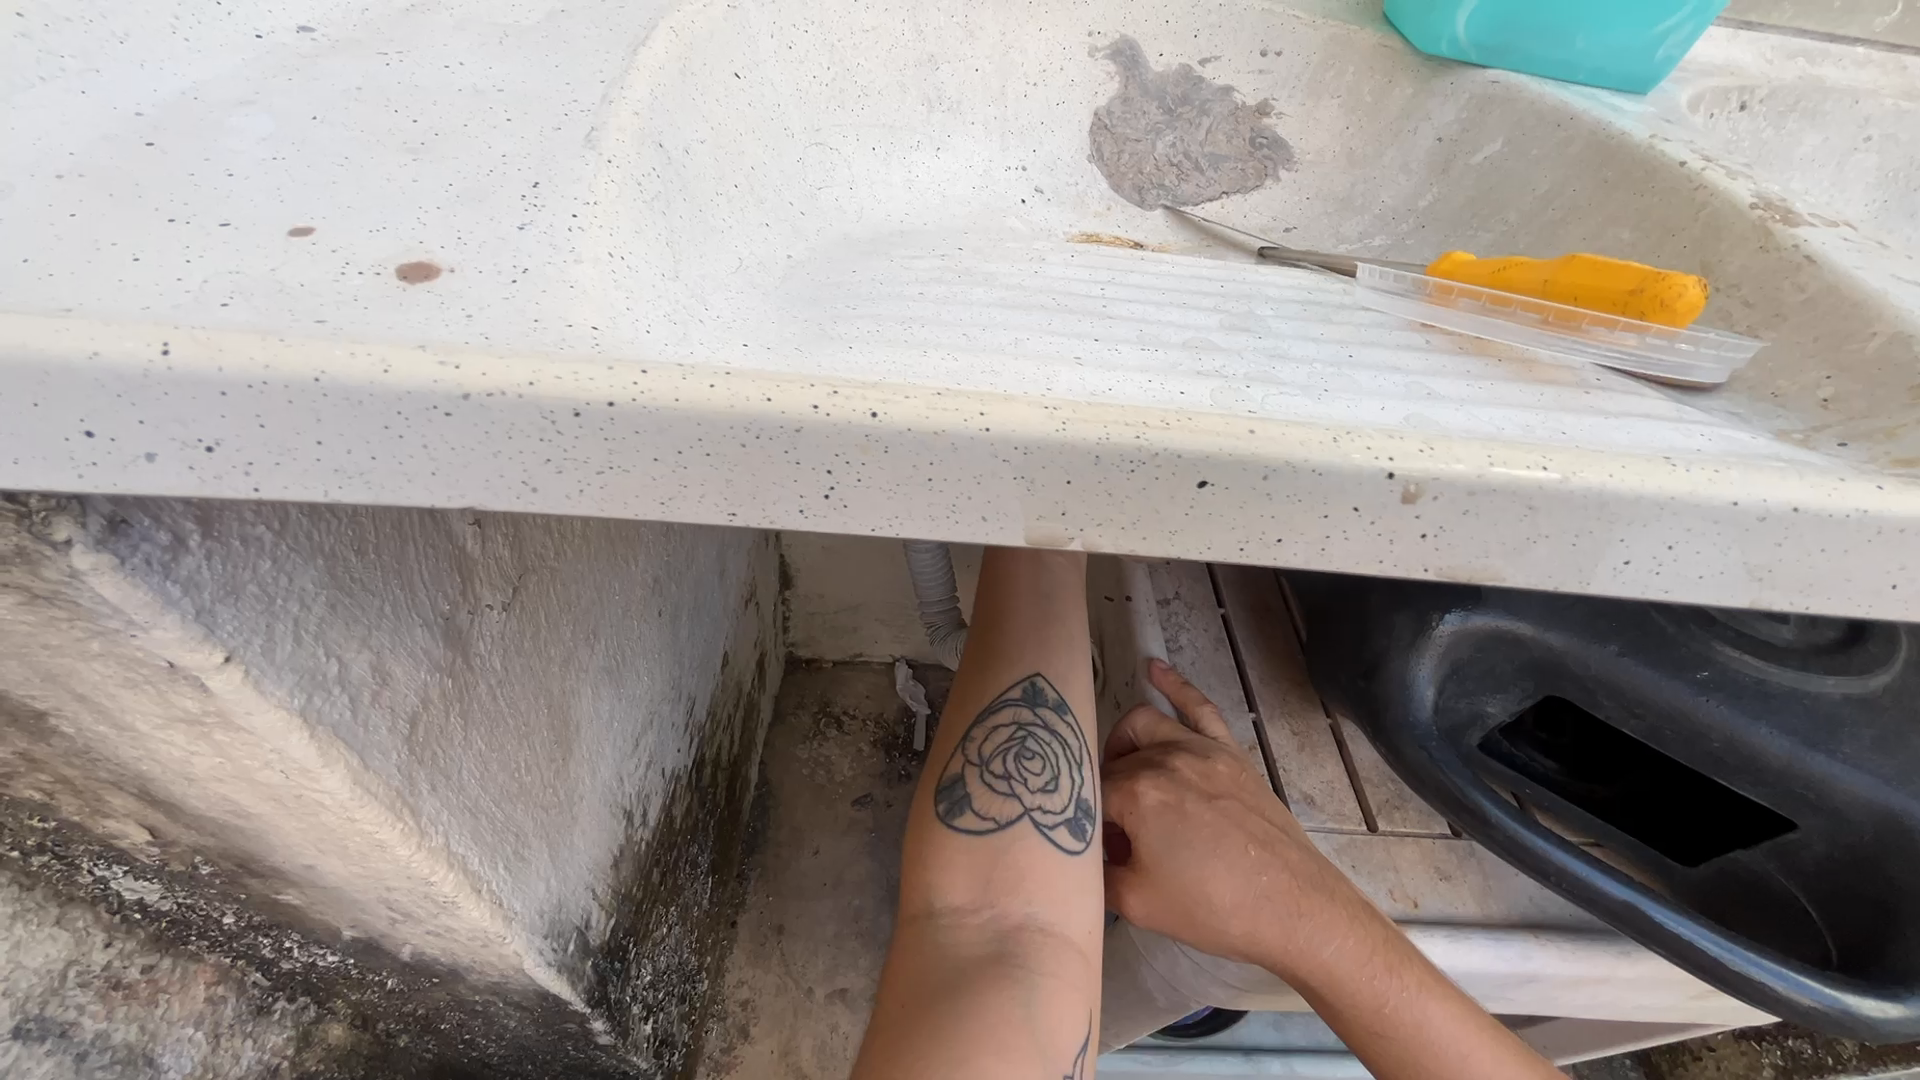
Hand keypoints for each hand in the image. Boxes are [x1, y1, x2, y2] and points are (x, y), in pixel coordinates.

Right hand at [1100, 660, 1379, 979]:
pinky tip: (1152, 668)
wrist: (1294, 910)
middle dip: (1107, 794)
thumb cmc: (1213, 909)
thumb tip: (1089, 853)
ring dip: (1122, 743)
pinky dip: (1173, 684)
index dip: (1090, 824)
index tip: (1099, 851)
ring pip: (1144, 723)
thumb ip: (1099, 873)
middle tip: (1117, 834)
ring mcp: (1201, 748)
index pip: (1092, 795)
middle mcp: (1165, 757)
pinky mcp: (1229, 751)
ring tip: (1122, 774)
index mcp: (1138, 792)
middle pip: (1114, 762)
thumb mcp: (1138, 905)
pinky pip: (1198, 705)